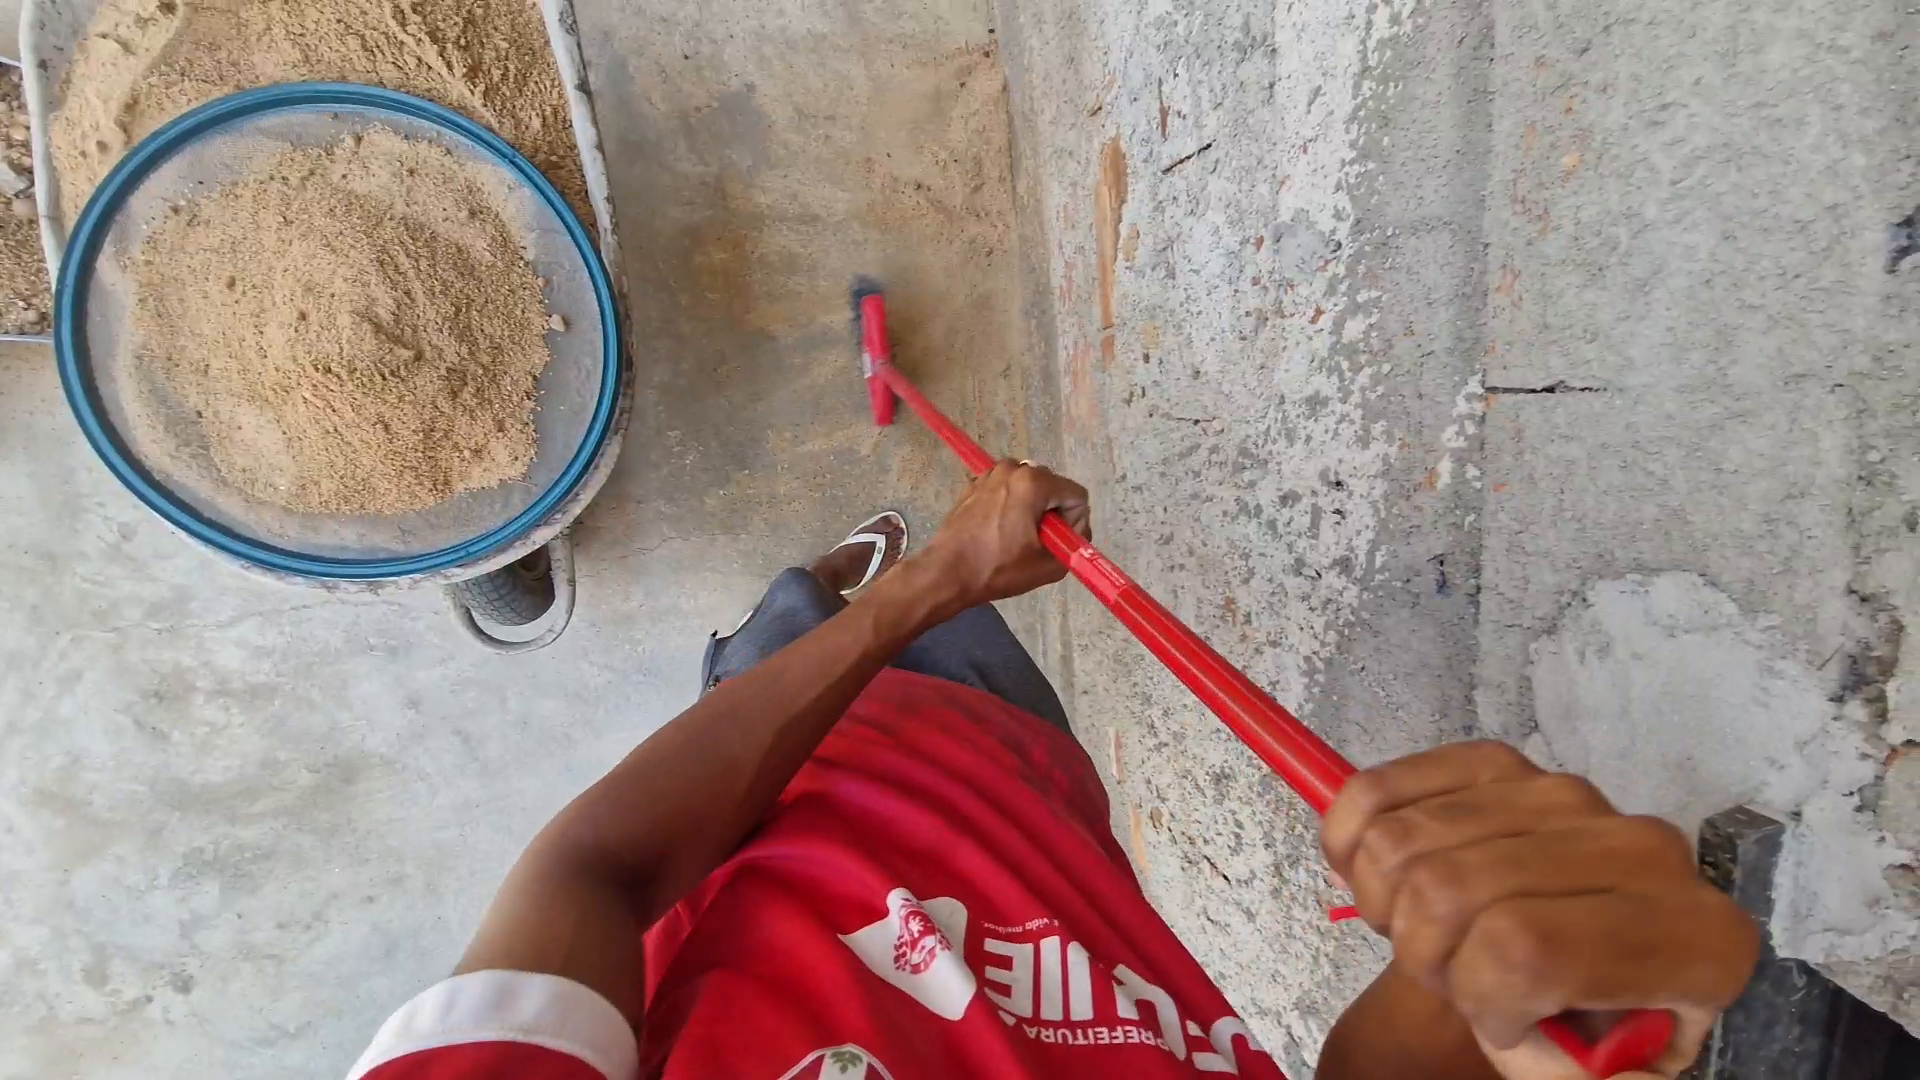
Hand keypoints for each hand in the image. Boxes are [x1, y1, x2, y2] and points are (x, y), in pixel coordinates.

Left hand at [915, 460, 1089, 612]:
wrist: (946, 572)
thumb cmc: (997, 569)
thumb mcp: (1049, 565)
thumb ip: (1076, 545)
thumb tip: (1076, 532)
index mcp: (1033, 483)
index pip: (1076, 496)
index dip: (1074, 523)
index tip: (1056, 543)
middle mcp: (1013, 469)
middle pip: (1053, 488)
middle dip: (1052, 514)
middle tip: (1036, 543)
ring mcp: (991, 473)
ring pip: (1030, 488)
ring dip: (1031, 509)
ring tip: (1015, 538)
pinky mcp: (975, 483)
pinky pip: (1008, 490)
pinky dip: (1011, 506)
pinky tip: (998, 530)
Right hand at [1321, 742, 1758, 1078]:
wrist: (1588, 939)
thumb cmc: (1592, 1009)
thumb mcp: (1601, 1068)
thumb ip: (1570, 1070)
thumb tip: (1517, 1032)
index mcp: (1691, 937)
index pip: (1522, 949)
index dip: (1474, 990)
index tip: (1493, 1022)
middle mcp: (1635, 846)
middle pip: (1446, 887)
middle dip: (1414, 943)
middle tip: (1437, 969)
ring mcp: (1557, 790)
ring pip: (1401, 839)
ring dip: (1377, 893)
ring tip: (1408, 920)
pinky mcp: (1491, 759)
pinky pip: (1378, 787)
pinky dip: (1344, 833)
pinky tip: (1359, 866)